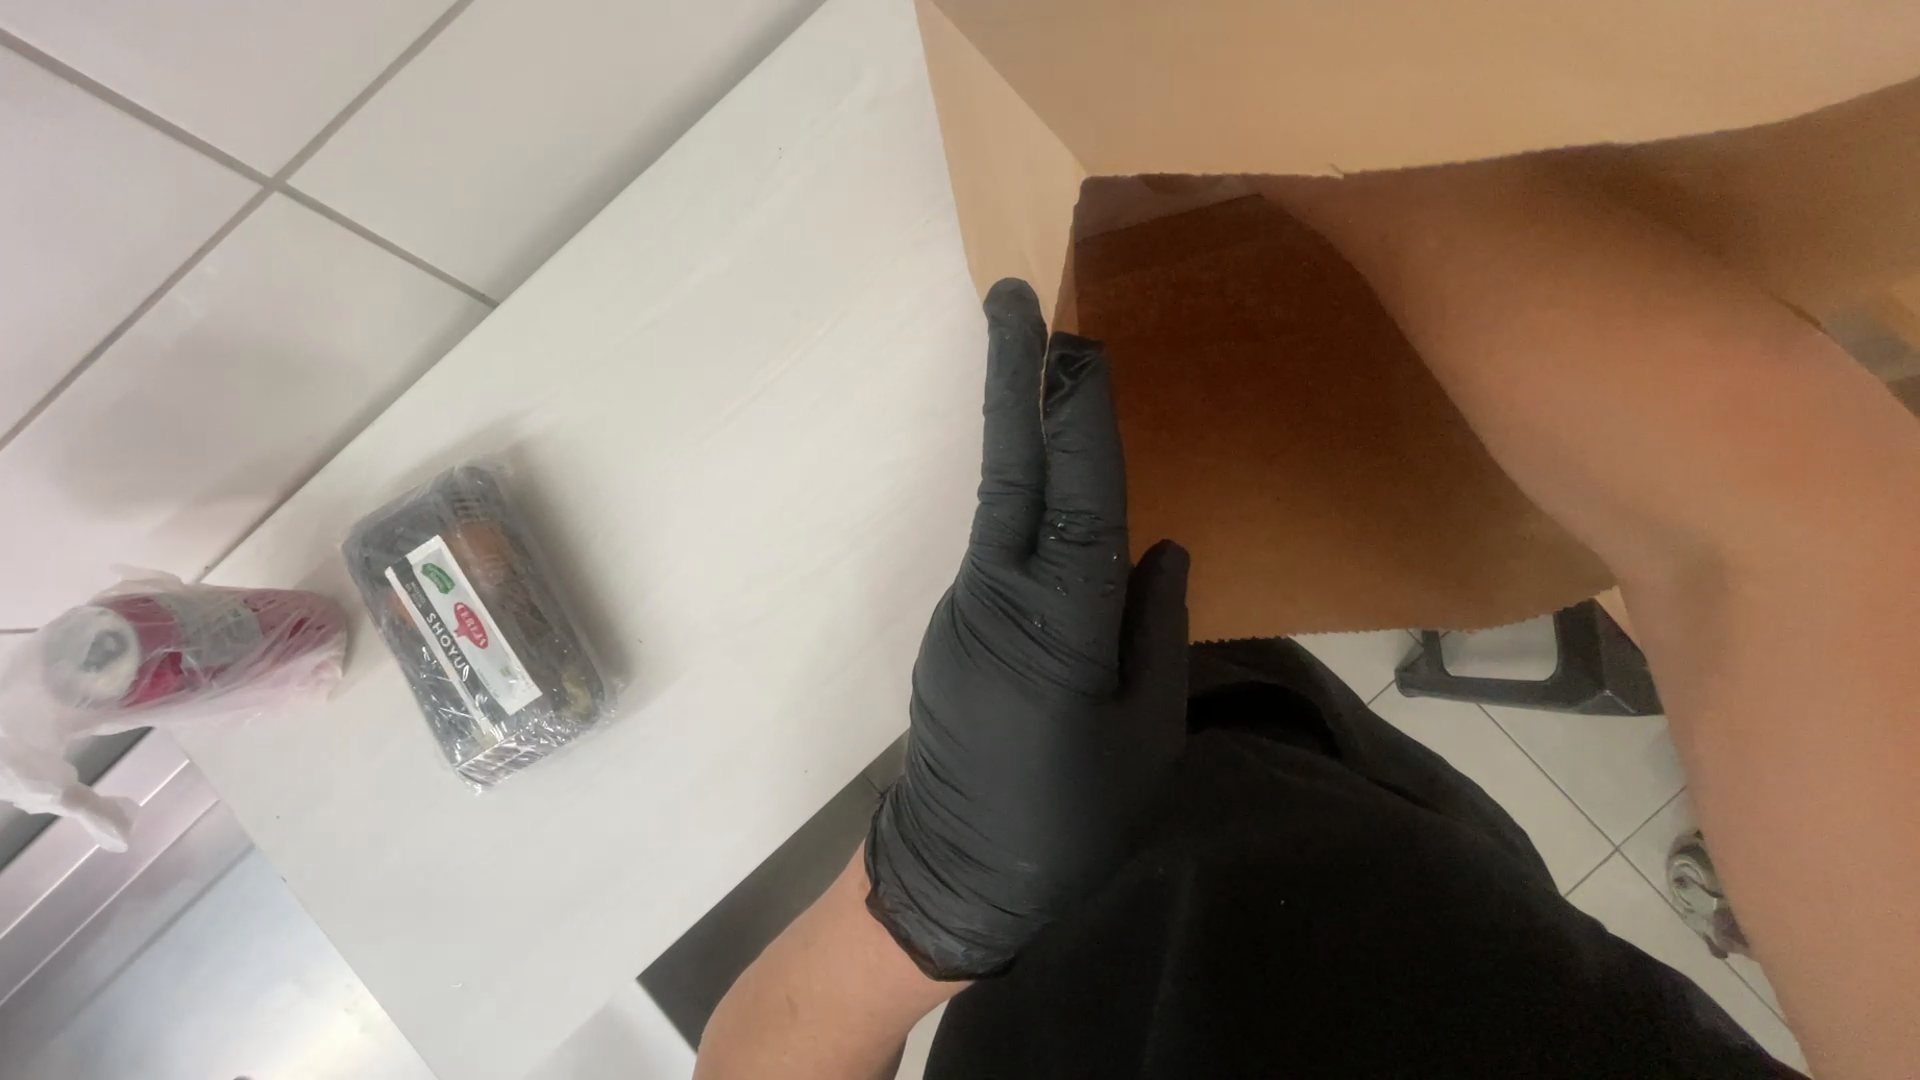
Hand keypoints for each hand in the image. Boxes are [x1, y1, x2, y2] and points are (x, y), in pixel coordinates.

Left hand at [864, 279, 1190, 979]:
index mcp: (1058, 628)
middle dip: (1011, 380)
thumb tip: (1161, 545)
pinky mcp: (952, 624)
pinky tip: (1046, 472)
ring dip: (1016, 429)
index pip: (1075, 497)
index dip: (1077, 416)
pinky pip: (997, 543)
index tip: (1074, 341)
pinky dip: (1021, 494)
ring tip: (1039, 366)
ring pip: (999, 502)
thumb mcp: (1147, 733)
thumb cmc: (1072, 819)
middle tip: (1012, 299)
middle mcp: (998, 599)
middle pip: (1010, 473)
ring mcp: (963, 608)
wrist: (957, 877)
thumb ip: (1154, 628)